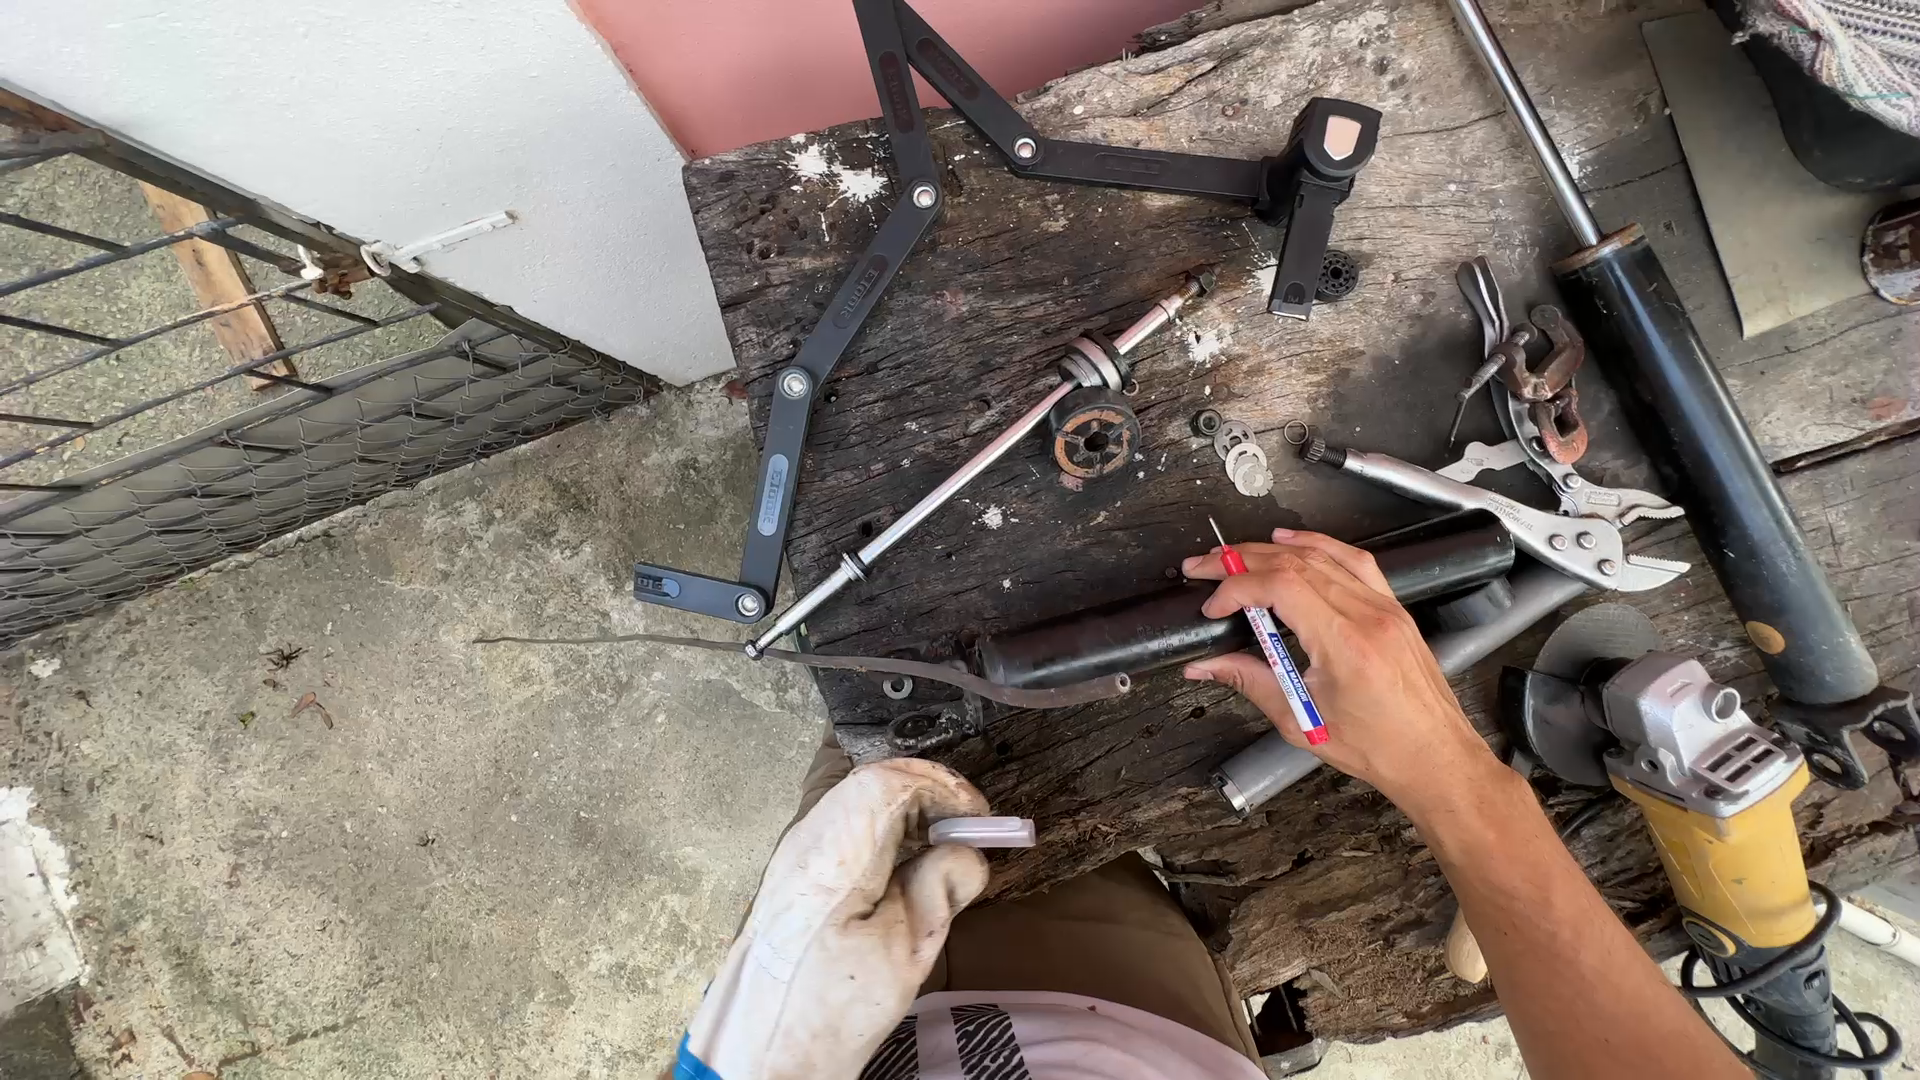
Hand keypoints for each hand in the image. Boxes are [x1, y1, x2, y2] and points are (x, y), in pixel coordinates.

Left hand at [680, 759, 989, 1079]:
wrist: (761, 1047)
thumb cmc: (832, 1007)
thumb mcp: (903, 959)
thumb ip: (939, 890)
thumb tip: (967, 851)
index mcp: (834, 857)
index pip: (887, 782)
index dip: (939, 785)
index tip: (976, 817)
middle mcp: (809, 836)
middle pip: (873, 777)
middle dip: (928, 787)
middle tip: (966, 822)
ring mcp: (798, 844)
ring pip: (860, 790)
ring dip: (909, 799)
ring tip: (944, 834)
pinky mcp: (799, 859)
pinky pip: (849, 812)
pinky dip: (887, 815)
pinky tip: (907, 850)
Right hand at [1180, 528, 1501, 811]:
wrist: (1436, 757)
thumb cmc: (1379, 747)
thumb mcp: (1300, 720)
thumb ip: (1248, 681)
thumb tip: (1204, 665)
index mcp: (1345, 644)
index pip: (1279, 587)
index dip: (1235, 588)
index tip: (1213, 607)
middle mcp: (1367, 615)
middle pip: (1292, 562)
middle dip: (1237, 560)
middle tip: (1203, 567)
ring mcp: (1383, 606)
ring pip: (1317, 554)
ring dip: (1266, 550)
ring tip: (1230, 556)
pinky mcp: (1390, 607)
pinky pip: (1351, 559)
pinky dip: (1315, 543)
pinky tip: (1288, 540)